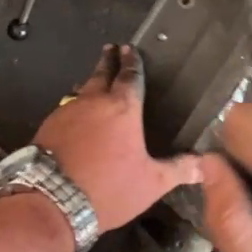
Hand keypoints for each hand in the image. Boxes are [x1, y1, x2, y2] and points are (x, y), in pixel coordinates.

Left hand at [34, 44, 202, 230]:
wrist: (50, 202)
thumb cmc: (108, 188)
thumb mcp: (151, 183)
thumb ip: (178, 170)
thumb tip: (204, 165)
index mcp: (122, 107)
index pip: (130, 76)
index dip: (132, 62)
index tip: (130, 49)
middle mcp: (93, 101)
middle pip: (102, 74)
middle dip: (108, 61)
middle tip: (111, 49)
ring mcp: (67, 111)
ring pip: (82, 90)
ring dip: (90, 83)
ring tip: (95, 82)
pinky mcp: (47, 127)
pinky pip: (66, 109)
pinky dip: (75, 108)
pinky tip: (76, 118)